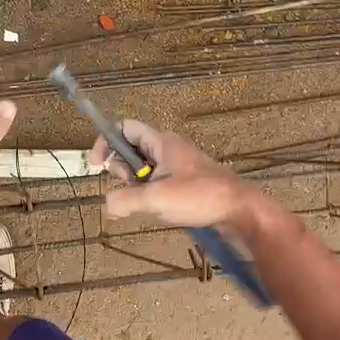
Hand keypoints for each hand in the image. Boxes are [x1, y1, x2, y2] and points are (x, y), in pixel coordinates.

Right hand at [91, 119, 261, 229]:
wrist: (240, 210)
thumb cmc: (200, 196)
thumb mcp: (155, 198)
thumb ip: (124, 199)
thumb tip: (108, 204)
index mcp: (162, 143)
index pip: (125, 128)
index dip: (106, 142)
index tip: (98, 165)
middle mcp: (170, 149)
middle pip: (132, 149)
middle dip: (122, 170)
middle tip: (130, 187)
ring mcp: (180, 165)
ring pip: (145, 169)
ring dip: (137, 186)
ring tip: (148, 202)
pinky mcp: (187, 182)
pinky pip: (159, 182)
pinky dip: (152, 194)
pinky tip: (161, 209)